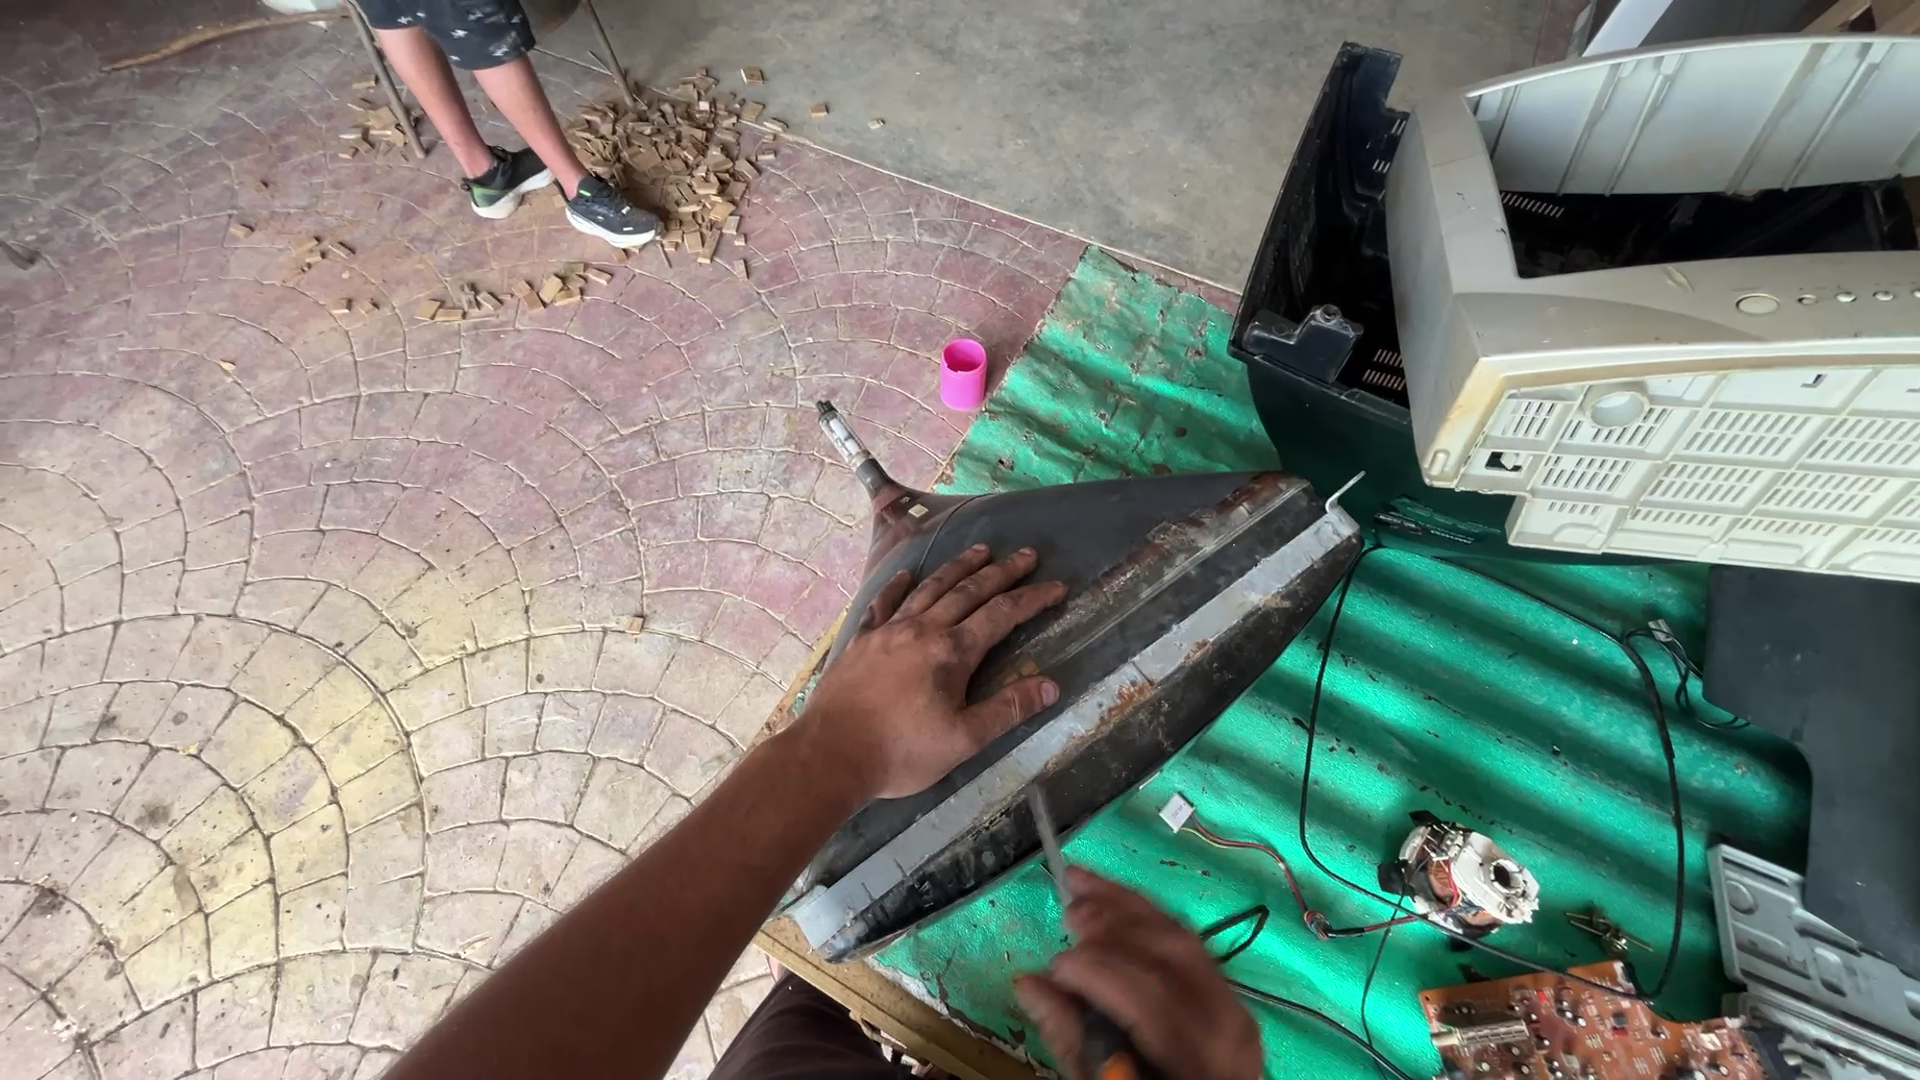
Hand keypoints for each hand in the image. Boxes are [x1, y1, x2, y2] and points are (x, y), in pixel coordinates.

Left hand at [799, 544, 1067, 799]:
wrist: (830, 754)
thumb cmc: (901, 752)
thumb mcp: (963, 740)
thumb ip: (1006, 710)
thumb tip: (1050, 685)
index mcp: (952, 652)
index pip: (1002, 615)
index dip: (1032, 599)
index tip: (1057, 586)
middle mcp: (923, 629)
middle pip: (969, 591)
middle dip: (1002, 572)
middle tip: (1026, 555)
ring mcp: (889, 631)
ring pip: (930, 589)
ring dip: (958, 568)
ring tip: (980, 552)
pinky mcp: (862, 641)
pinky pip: (884, 603)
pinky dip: (899, 586)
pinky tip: (908, 574)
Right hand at [1016, 870, 1262, 1079]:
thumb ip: (1075, 1040)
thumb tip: (1029, 985)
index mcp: (1199, 1052)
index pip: (1150, 995)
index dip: (1098, 972)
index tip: (1054, 967)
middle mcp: (1225, 1018)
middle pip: (1167, 951)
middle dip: (1112, 924)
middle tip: (1068, 911)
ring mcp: (1228, 998)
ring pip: (1174, 931)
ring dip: (1122, 903)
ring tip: (1079, 885)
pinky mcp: (1219, 984)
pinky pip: (1180, 935)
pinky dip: (1142, 911)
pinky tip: (1109, 898)